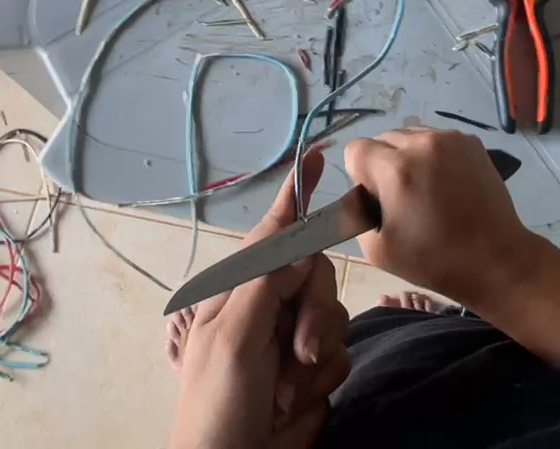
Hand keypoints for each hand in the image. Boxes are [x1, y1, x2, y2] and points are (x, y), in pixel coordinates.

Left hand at [168, 151, 351, 448]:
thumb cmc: (218, 404)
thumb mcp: (234, 339)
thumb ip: (266, 283)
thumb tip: (299, 242)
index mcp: (238, 288)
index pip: (271, 230)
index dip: (294, 193)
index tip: (315, 155)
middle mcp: (268, 302)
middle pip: (314, 270)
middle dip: (313, 312)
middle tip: (299, 350)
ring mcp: (292, 332)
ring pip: (333, 310)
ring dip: (316, 354)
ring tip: (288, 390)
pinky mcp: (315, 364)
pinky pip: (341, 347)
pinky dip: (324, 375)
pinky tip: (299, 401)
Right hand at [343, 127, 541, 307]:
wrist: (496, 258)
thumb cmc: (435, 260)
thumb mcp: (379, 249)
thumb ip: (356, 213)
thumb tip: (357, 193)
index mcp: (396, 170)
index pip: (356, 150)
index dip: (361, 176)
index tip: (379, 199)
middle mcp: (421, 144)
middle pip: (381, 138)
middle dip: (383, 163)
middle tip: (402, 197)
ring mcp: (448, 139)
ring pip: (408, 134)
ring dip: (407, 155)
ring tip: (425, 187)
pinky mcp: (469, 141)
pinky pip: (434, 138)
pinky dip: (431, 154)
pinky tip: (445, 181)